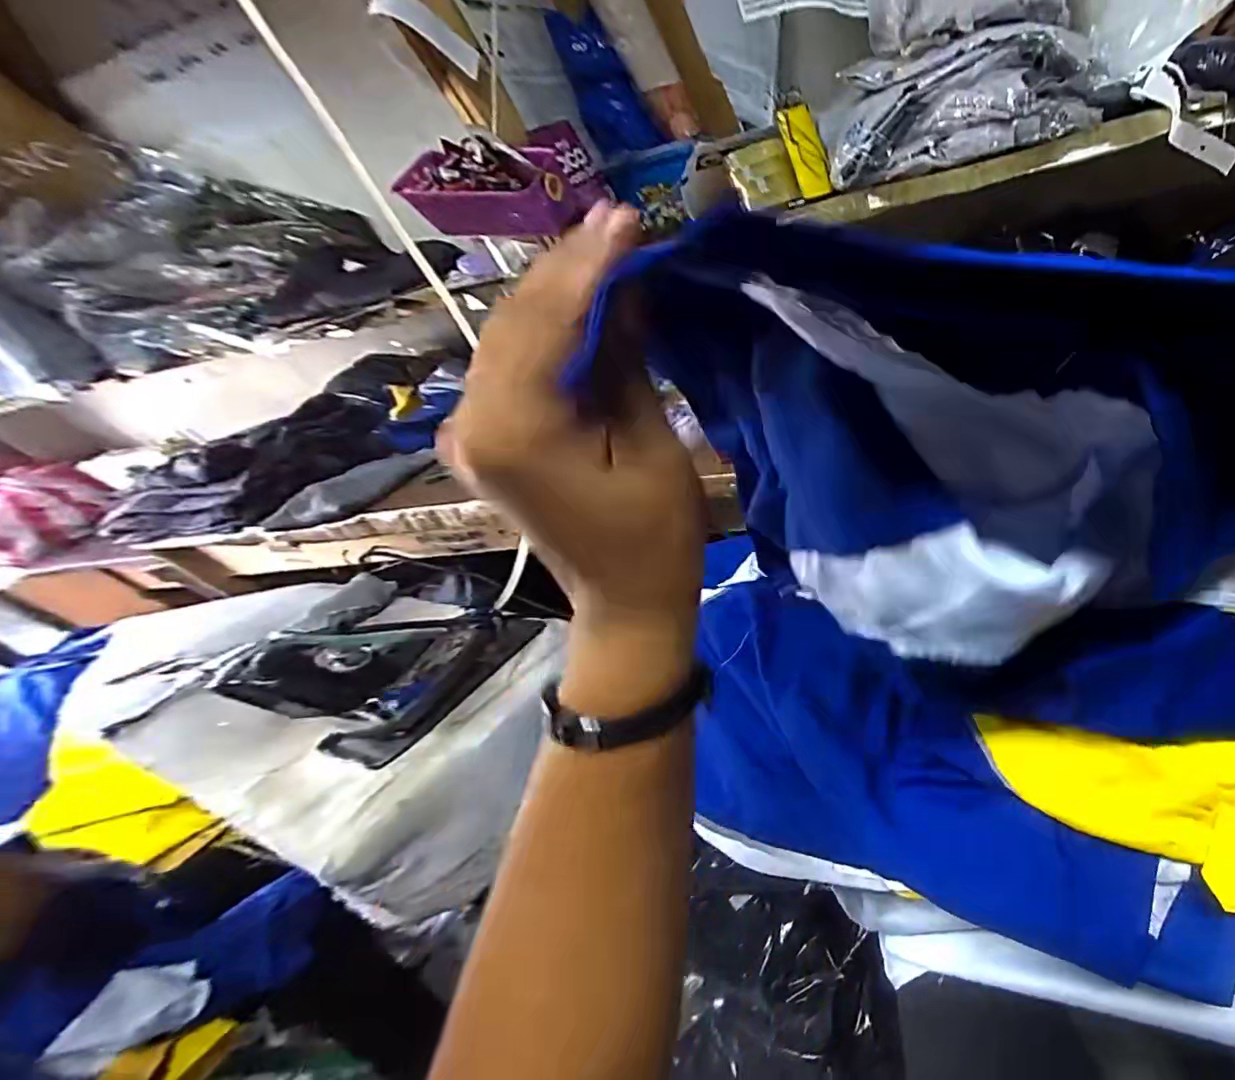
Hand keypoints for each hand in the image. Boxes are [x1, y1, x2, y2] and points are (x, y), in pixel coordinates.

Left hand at [443, 204, 703, 702]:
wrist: (626, 603)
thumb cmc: (656, 539)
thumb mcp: (654, 446)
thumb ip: (627, 363)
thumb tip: (628, 292)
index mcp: (515, 429)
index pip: (545, 321)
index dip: (588, 265)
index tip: (627, 219)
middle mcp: (474, 419)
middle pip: (516, 319)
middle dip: (570, 267)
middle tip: (621, 223)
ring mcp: (473, 428)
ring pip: (512, 335)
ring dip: (560, 292)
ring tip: (610, 248)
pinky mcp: (488, 434)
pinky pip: (517, 363)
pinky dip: (553, 328)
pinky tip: (587, 301)